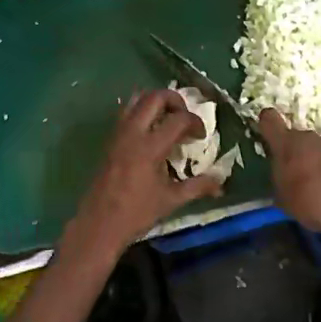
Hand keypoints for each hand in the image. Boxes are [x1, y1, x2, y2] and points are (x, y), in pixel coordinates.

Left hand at [67, 90, 222, 254]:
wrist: (99, 224)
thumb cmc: (137, 213)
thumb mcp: (171, 200)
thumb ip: (198, 186)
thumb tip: (221, 182)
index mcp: (150, 147)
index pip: (178, 119)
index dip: (195, 122)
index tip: (201, 136)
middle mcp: (133, 132)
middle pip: (155, 97)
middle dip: (175, 101)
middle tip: (185, 117)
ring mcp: (119, 133)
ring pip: (137, 99)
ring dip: (156, 102)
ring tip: (168, 118)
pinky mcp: (110, 138)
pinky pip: (126, 111)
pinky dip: (141, 110)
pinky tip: (150, 130)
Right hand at [259, 109, 320, 247]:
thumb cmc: (310, 200)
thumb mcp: (282, 196)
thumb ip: (279, 178)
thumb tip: (282, 173)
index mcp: (286, 143)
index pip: (269, 120)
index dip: (265, 124)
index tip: (263, 134)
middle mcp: (308, 137)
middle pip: (294, 138)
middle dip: (291, 153)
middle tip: (290, 176)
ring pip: (314, 149)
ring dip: (311, 163)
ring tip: (313, 189)